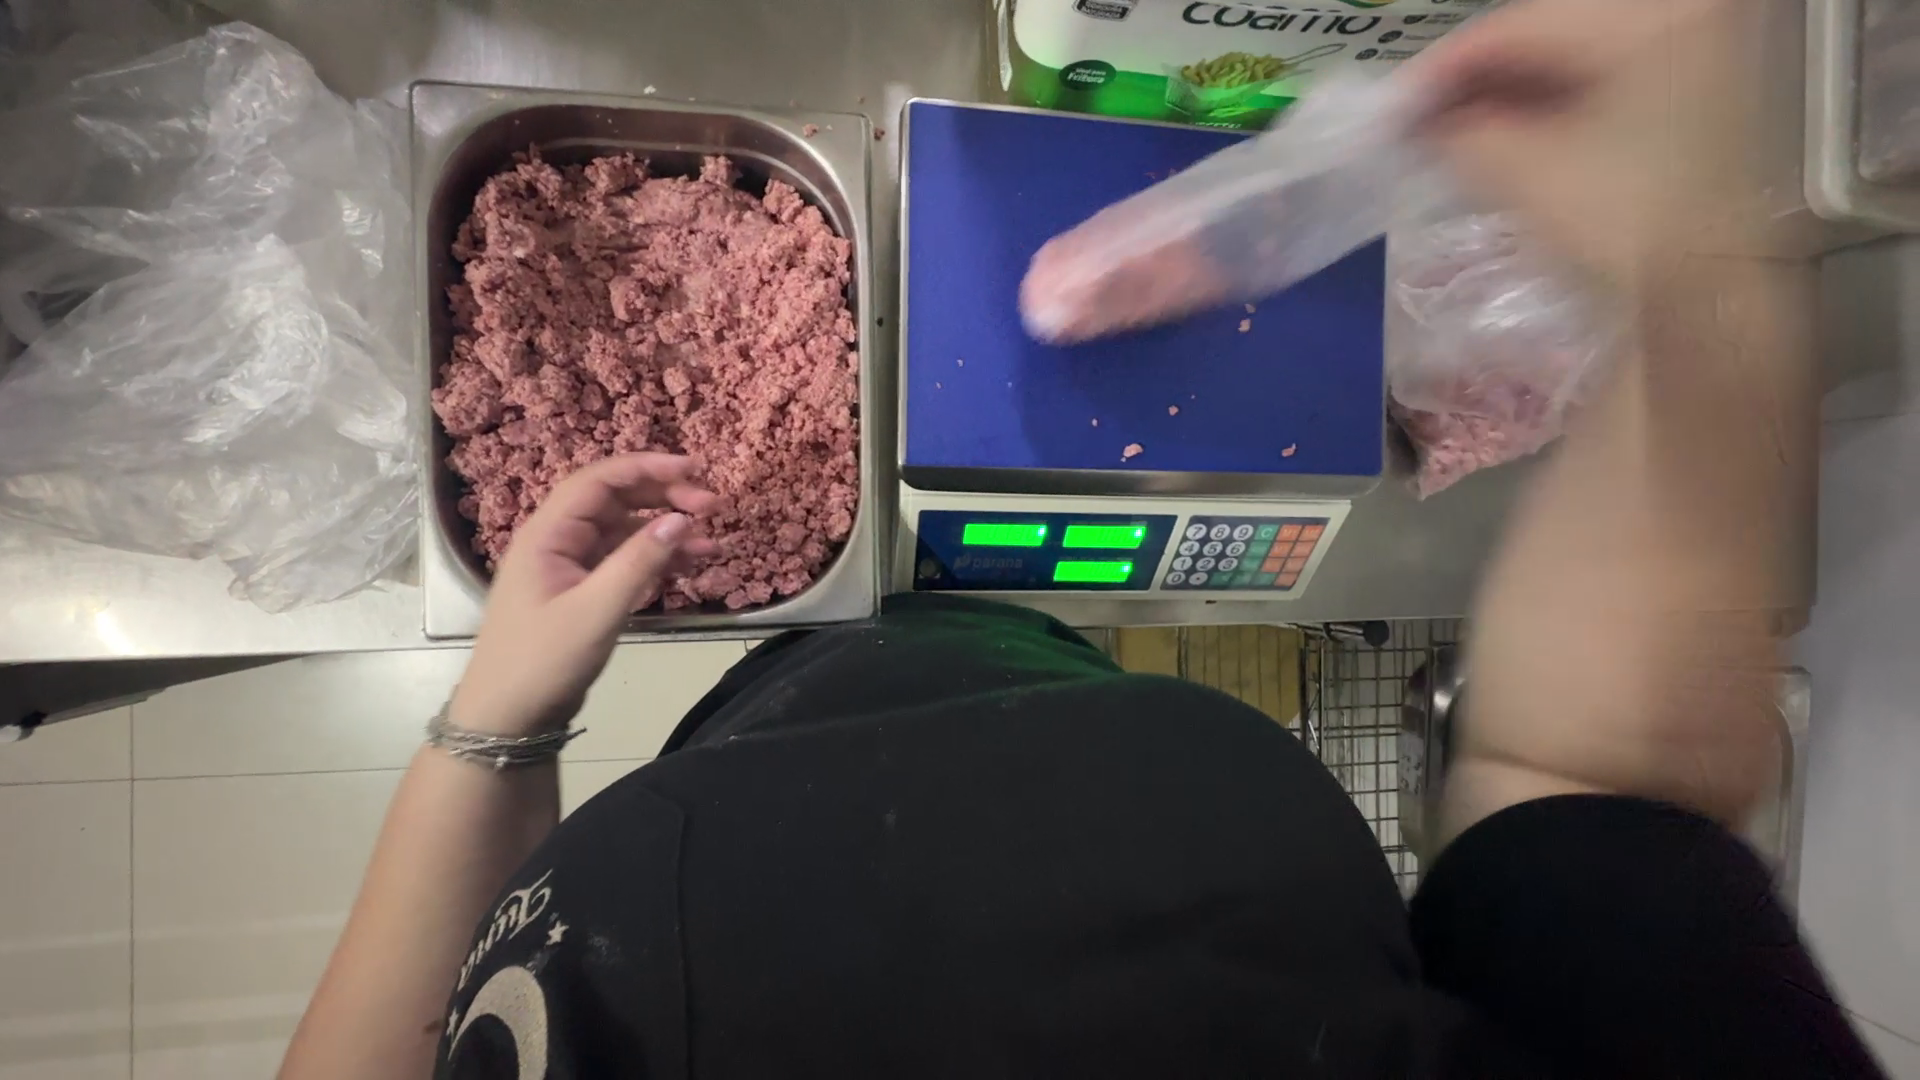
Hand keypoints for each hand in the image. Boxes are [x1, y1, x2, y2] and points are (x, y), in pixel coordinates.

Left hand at [448, 454, 719, 736]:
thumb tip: (682, 520)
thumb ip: (640, 561)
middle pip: (616, 499)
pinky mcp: (586, 590)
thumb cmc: (544, 661)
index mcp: (548, 534)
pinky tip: (694, 565)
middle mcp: (559, 540)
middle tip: (711, 505)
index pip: (599, 480)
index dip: (647, 467)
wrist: (509, 719)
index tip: (694, 469)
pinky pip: (628, 560)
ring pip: (627, 530)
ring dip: (668, 530)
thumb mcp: (597, 610)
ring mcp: (573, 565)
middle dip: (664, 496)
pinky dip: (660, 559)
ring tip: (712, 540)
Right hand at [1407, 0, 1738, 285]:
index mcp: (1646, 21)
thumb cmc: (1619, 227)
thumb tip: (1419, 121)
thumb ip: (1460, 135)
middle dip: (1470, 76)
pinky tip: (1498, 128)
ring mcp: (1691, 37)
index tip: (1388, 109)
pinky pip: (1595, 66)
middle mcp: (1678, 9)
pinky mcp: (1691, 72)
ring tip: (1447, 130)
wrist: (1706, 281)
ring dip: (1501, 86)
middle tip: (1414, 121)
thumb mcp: (1524, 177)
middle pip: (1543, 28)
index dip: (1439, 68)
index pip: (1514, 26)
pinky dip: (1539, 96)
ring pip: (1566, 46)